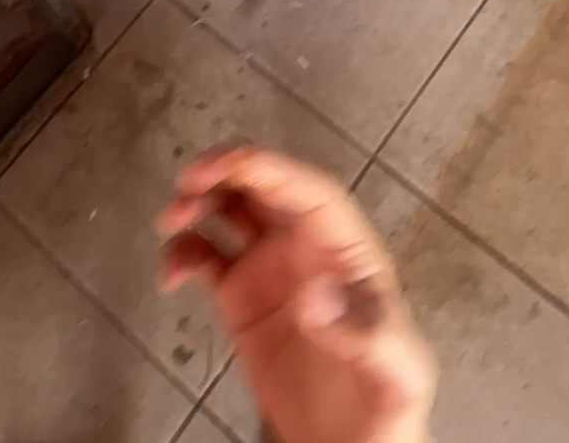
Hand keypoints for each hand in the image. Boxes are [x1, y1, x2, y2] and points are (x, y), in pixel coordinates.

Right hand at [157, 147, 435, 442]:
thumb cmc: (383, 402)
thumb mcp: (395, 369)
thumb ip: (364, 329)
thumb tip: (316, 295)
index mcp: (344, 247)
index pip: (306, 189)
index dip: (266, 167)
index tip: (229, 165)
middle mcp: (303, 246)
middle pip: (261, 186)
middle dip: (223, 173)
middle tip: (191, 179)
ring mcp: (269, 267)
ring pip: (228, 209)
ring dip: (197, 203)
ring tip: (172, 217)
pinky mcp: (240, 295)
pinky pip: (204, 256)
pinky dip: (182, 252)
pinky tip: (173, 272)